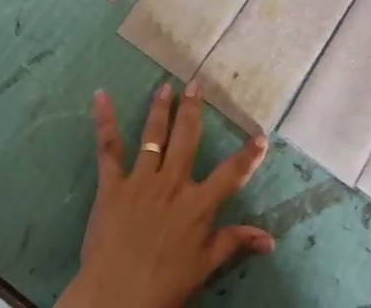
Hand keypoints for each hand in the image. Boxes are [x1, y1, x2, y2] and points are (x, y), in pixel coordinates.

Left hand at [57, 82, 273, 307]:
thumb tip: (269, 238)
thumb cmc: (164, 286)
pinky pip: (109, 149)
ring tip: (166, 87)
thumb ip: (233, 243)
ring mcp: (142, 180)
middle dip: (194, 110)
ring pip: (154, 136)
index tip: (260, 136)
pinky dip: (105, 121)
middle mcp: (173, 184)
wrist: (116, 296)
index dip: (248, 156)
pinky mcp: (113, 185)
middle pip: (187, 139)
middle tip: (197, 83)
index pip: (231, 175)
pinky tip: (101, 97)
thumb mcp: (204, 267)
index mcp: (198, 205)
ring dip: (161, 109)